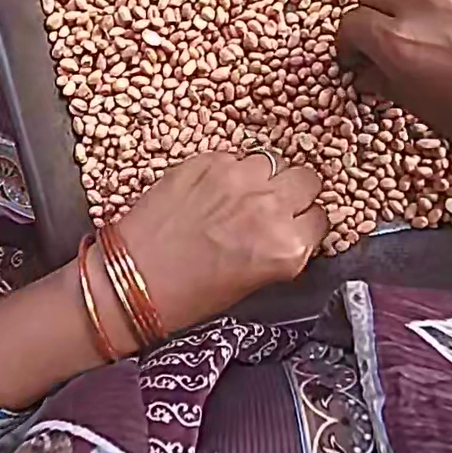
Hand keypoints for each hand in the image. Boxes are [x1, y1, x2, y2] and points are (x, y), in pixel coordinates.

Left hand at [113, 151, 328, 331]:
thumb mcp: (253, 282)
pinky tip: (210, 191)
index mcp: (285, 248)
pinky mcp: (206, 161)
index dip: (305, 221)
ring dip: (260, 177)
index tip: (295, 223)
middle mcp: (268, 208)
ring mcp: (237, 179)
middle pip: (305, 180)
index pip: (320, 217)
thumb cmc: (188, 295)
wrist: (131, 280)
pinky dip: (228, 171)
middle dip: (293, 192)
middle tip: (272, 204)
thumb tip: (293, 224)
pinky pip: (234, 157)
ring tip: (237, 196)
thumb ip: (281, 248)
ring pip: (270, 162)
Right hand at [336, 0, 451, 158]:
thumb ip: (390, 84)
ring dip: (400, 9)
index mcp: (399, 42)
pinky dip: (432, 7)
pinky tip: (451, 36)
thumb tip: (370, 72)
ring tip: (417, 42)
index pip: (350, 23)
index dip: (347, 44)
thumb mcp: (431, 112)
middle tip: (377, 46)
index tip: (354, 61)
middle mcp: (421, 7)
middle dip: (367, 17)